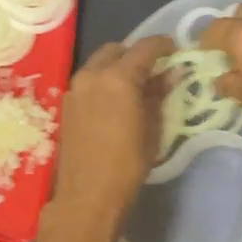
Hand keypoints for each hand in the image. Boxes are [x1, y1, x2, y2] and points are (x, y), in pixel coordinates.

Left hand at [46, 35, 174, 235]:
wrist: (87, 195)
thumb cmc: (127, 165)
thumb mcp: (152, 129)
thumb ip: (159, 96)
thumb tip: (171, 73)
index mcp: (117, 78)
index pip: (144, 48)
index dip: (163, 45)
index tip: (175, 50)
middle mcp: (92, 75)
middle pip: (116, 50)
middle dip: (136, 54)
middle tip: (154, 69)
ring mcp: (75, 88)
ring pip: (99, 64)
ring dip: (118, 67)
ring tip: (136, 86)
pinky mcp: (67, 104)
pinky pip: (89, 80)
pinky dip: (104, 81)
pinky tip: (117, 101)